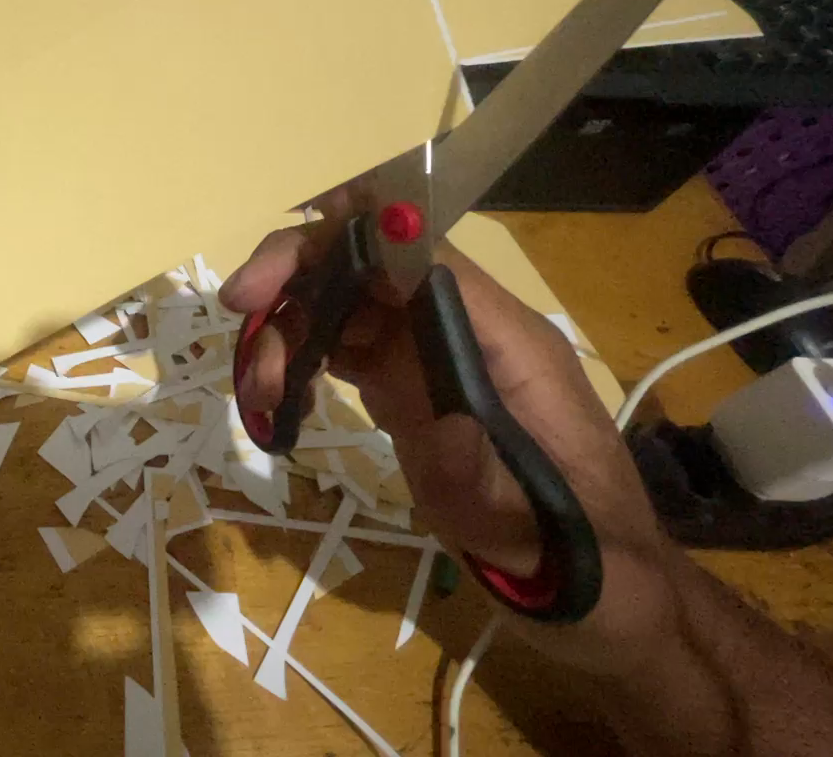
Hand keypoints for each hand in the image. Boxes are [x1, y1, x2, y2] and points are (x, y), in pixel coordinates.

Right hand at [218, 196, 683, 673]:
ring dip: (285, 330)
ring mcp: (423, 351)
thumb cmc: (579, 555)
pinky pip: (334, 344)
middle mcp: (456, 327)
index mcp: (500, 336)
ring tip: (263, 394)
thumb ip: (486, 482)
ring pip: (337, 302)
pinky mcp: (399, 380)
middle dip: (292, 276)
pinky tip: (280, 402)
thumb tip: (440, 424)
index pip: (416, 254)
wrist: (593, 587)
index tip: (273, 276)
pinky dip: (295, 360)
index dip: (340, 244)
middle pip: (362, 265)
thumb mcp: (536, 532)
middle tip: (238, 311)